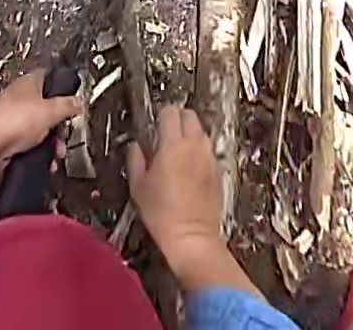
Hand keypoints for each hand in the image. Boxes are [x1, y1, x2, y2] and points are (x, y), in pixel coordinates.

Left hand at [0, 69, 84, 201]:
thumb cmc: (12, 120)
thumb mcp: (50, 110)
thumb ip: (67, 106)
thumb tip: (79, 102)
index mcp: (28, 83)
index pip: (47, 77)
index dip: (60, 87)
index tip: (71, 99)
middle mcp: (17, 98)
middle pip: (43, 107)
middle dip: (56, 123)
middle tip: (64, 133)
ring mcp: (9, 120)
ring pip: (35, 129)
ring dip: (48, 142)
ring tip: (55, 153)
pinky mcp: (3, 141)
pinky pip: (25, 146)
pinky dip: (35, 153)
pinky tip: (42, 161)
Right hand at [127, 106, 257, 296]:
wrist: (192, 239)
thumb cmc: (163, 215)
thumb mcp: (138, 187)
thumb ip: (135, 160)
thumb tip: (136, 147)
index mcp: (172, 145)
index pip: (170, 112)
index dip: (162, 114)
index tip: (156, 123)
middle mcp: (193, 146)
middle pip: (189, 115)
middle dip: (178, 118)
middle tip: (168, 132)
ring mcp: (207, 157)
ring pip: (201, 130)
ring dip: (191, 132)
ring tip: (179, 148)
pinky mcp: (217, 170)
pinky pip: (208, 149)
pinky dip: (200, 149)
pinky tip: (191, 164)